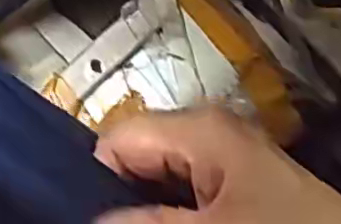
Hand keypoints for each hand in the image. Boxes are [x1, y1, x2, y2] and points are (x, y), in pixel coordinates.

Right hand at [94, 108, 340, 223]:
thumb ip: (147, 223)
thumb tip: (91, 218)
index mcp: (198, 126)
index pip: (118, 138)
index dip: (97, 180)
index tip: (89, 220)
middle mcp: (209, 133)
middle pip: (141, 160)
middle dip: (127, 201)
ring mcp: (231, 165)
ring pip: (166, 186)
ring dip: (153, 214)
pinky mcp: (250, 194)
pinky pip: (194, 201)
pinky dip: (181, 218)